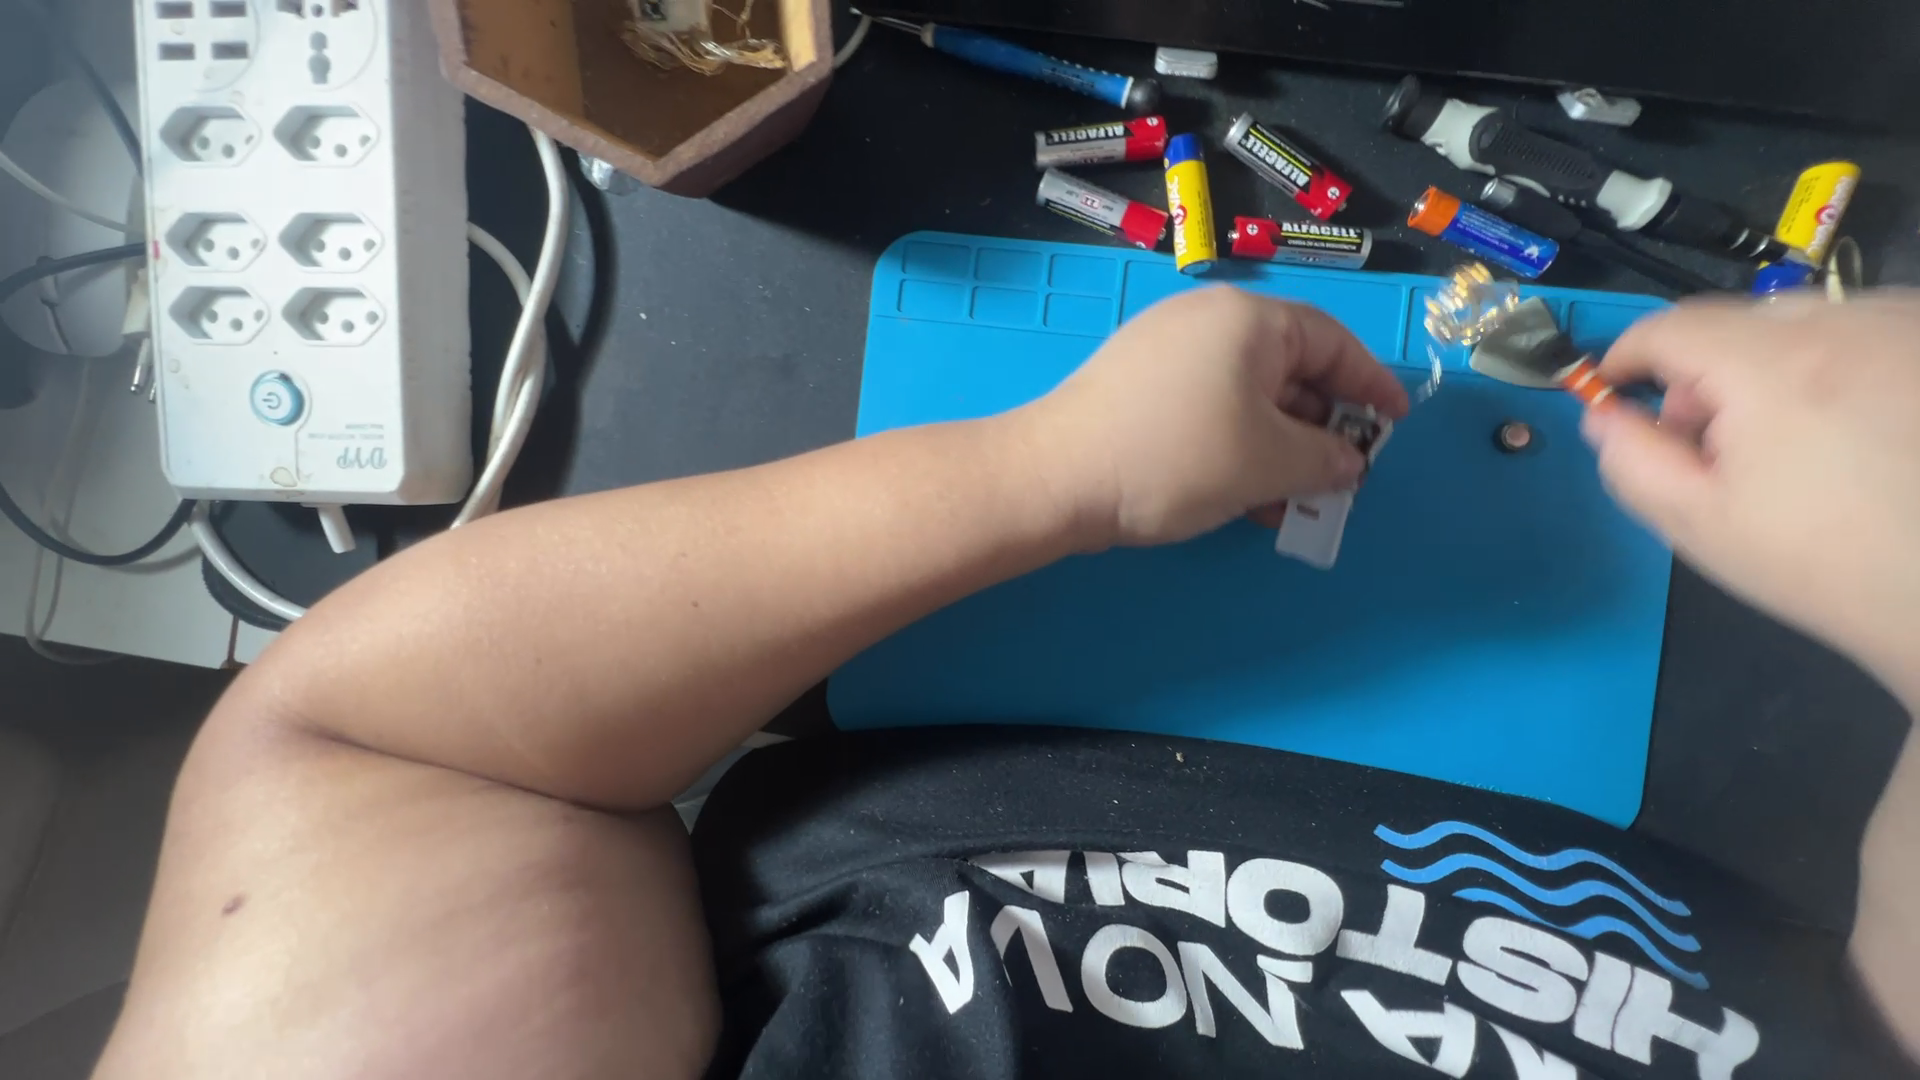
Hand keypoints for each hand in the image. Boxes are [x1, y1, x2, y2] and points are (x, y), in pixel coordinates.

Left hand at [1018, 286, 1408, 548]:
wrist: (1057, 479)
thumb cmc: (1177, 459)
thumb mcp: (1270, 463)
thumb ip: (1327, 460)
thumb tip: (1348, 462)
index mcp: (1247, 320)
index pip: (1331, 342)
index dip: (1370, 386)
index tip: (1392, 426)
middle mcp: (1203, 323)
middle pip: (1285, 371)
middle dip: (1316, 431)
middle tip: (1335, 478)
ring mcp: (1160, 354)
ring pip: (1242, 399)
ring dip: (1273, 451)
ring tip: (1288, 504)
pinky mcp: (1132, 389)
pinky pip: (1202, 411)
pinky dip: (1230, 448)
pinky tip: (1240, 498)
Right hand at [1586, 292, 1919, 697]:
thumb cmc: (1822, 562)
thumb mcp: (1689, 517)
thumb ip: (1627, 455)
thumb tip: (1604, 415)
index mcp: (1779, 368)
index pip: (1672, 327)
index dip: (1625, 354)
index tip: (1611, 385)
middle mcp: (1861, 329)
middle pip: (1739, 319)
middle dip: (1702, 370)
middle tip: (1705, 436)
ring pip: (1807, 322)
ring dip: (1768, 366)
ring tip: (1781, 438)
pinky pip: (1870, 334)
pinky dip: (1833, 366)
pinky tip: (1845, 429)